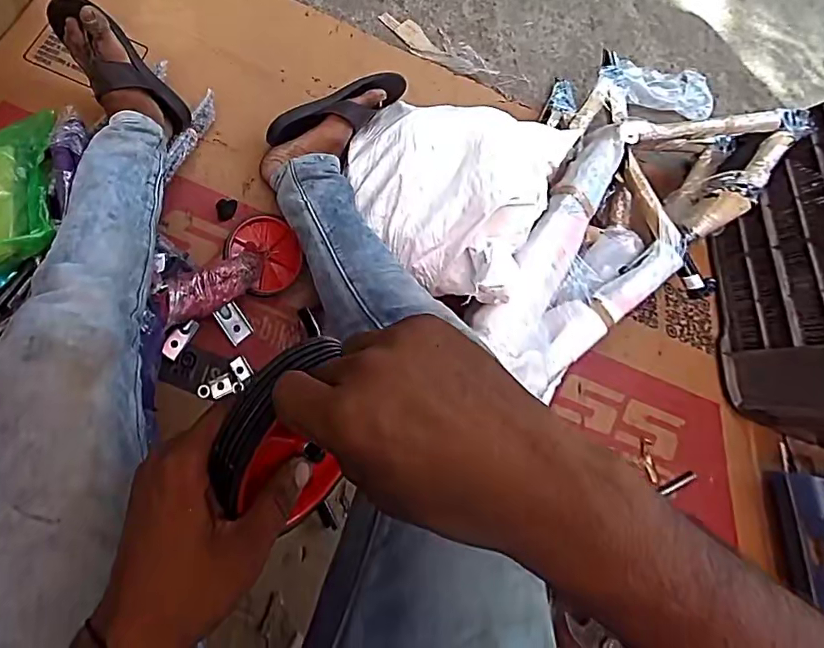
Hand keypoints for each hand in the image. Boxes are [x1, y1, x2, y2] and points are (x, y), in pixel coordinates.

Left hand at [86, 402, 307, 646]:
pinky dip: (208, 477)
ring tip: (255, 493)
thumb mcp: (244, 548)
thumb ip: (275, 502)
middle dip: (246, 446)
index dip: (256, 413)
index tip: (282, 422)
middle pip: (212, 431)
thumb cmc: (183, 592)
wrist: (138, 625)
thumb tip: (297, 468)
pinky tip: (227, 507)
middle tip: (278, 467)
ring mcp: (150, 474)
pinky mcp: (148, 491)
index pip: (222, 411)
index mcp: (180, 461)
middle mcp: (160, 458)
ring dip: (227, 464)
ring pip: (199, 451)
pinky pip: (183, 468)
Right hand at [270, 314, 581, 559]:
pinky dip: (407, 356)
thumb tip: (333, 427)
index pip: (285, 389)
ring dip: (373, 372)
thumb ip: (343, 450)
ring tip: (415, 399)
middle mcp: (363, 370)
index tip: (314, 417)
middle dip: (341, 394)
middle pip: (325, 371)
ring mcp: (396, 341)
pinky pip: (395, 336)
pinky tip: (438, 383)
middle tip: (379, 418)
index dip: (298, 408)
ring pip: (359, 350)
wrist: (537, 474)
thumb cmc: (462, 498)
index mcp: (346, 417)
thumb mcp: (382, 492)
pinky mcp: (426, 325)